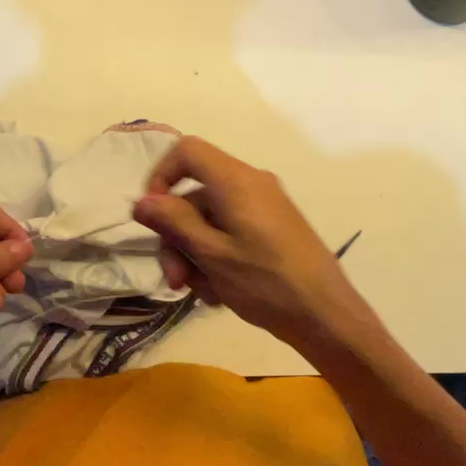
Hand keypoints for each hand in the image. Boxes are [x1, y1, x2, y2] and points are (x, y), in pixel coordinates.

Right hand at [132, 137, 374, 349]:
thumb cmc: (266, 283)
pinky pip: (230, 234)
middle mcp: (250, 185)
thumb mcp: (212, 255)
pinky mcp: (271, 230)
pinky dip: (217, 259)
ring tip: (203, 293)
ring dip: (195, 256)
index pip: (187, 151)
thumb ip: (174, 223)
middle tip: (175, 280)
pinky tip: (221, 292)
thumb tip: (141, 201)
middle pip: (194, 196)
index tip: (152, 217)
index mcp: (236, 181)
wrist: (324, 314)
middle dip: (177, 238)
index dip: (161, 177)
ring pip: (209, 221)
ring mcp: (263, 208)